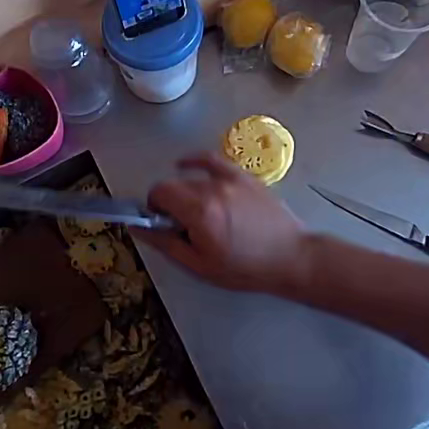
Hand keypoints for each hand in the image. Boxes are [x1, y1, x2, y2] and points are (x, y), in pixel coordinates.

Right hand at [136, 152, 312, 294]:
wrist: (290, 257)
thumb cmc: (246, 268)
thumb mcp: (200, 265)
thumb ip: (165, 242)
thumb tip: (137, 228)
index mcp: (200, 212)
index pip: (159, 192)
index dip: (152, 207)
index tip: (160, 222)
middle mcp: (213, 189)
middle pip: (173, 184)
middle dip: (168, 202)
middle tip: (180, 225)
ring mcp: (229, 180)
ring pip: (191, 178)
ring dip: (185, 192)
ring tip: (197, 213)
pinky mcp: (243, 177)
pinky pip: (212, 160)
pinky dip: (195, 161)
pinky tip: (185, 165)